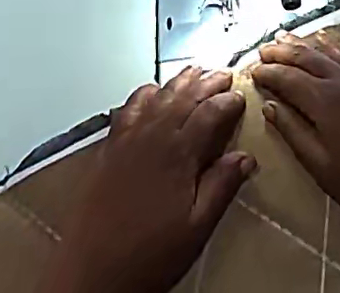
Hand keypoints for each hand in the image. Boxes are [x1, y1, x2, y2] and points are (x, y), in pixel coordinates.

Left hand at [41, 68, 256, 292]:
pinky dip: (147, 92)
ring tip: (195, 72)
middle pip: (185, 95)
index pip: (209, 113)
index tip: (240, 97)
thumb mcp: (196, 228)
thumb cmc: (150, 254)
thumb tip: (245, 157)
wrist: (94, 267)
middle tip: (224, 74)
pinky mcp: (111, 142)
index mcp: (179, 152)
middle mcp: (154, 134)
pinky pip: (131, 104)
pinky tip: (153, 91)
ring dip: (180, 81)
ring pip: (160, 94)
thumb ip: (221, 187)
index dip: (227, 102)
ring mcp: (130, 134)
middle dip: (207, 82)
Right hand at [250, 32, 339, 236]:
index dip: (267, 73)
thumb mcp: (322, 167)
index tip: (252, 71)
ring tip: (284, 36)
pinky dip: (331, 45)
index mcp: (323, 100)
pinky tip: (325, 40)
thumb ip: (293, 133)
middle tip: (262, 49)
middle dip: (279, 51)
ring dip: (301, 43)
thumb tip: (270, 107)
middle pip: (303, 57)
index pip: (286, 78)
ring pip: (324, 51)